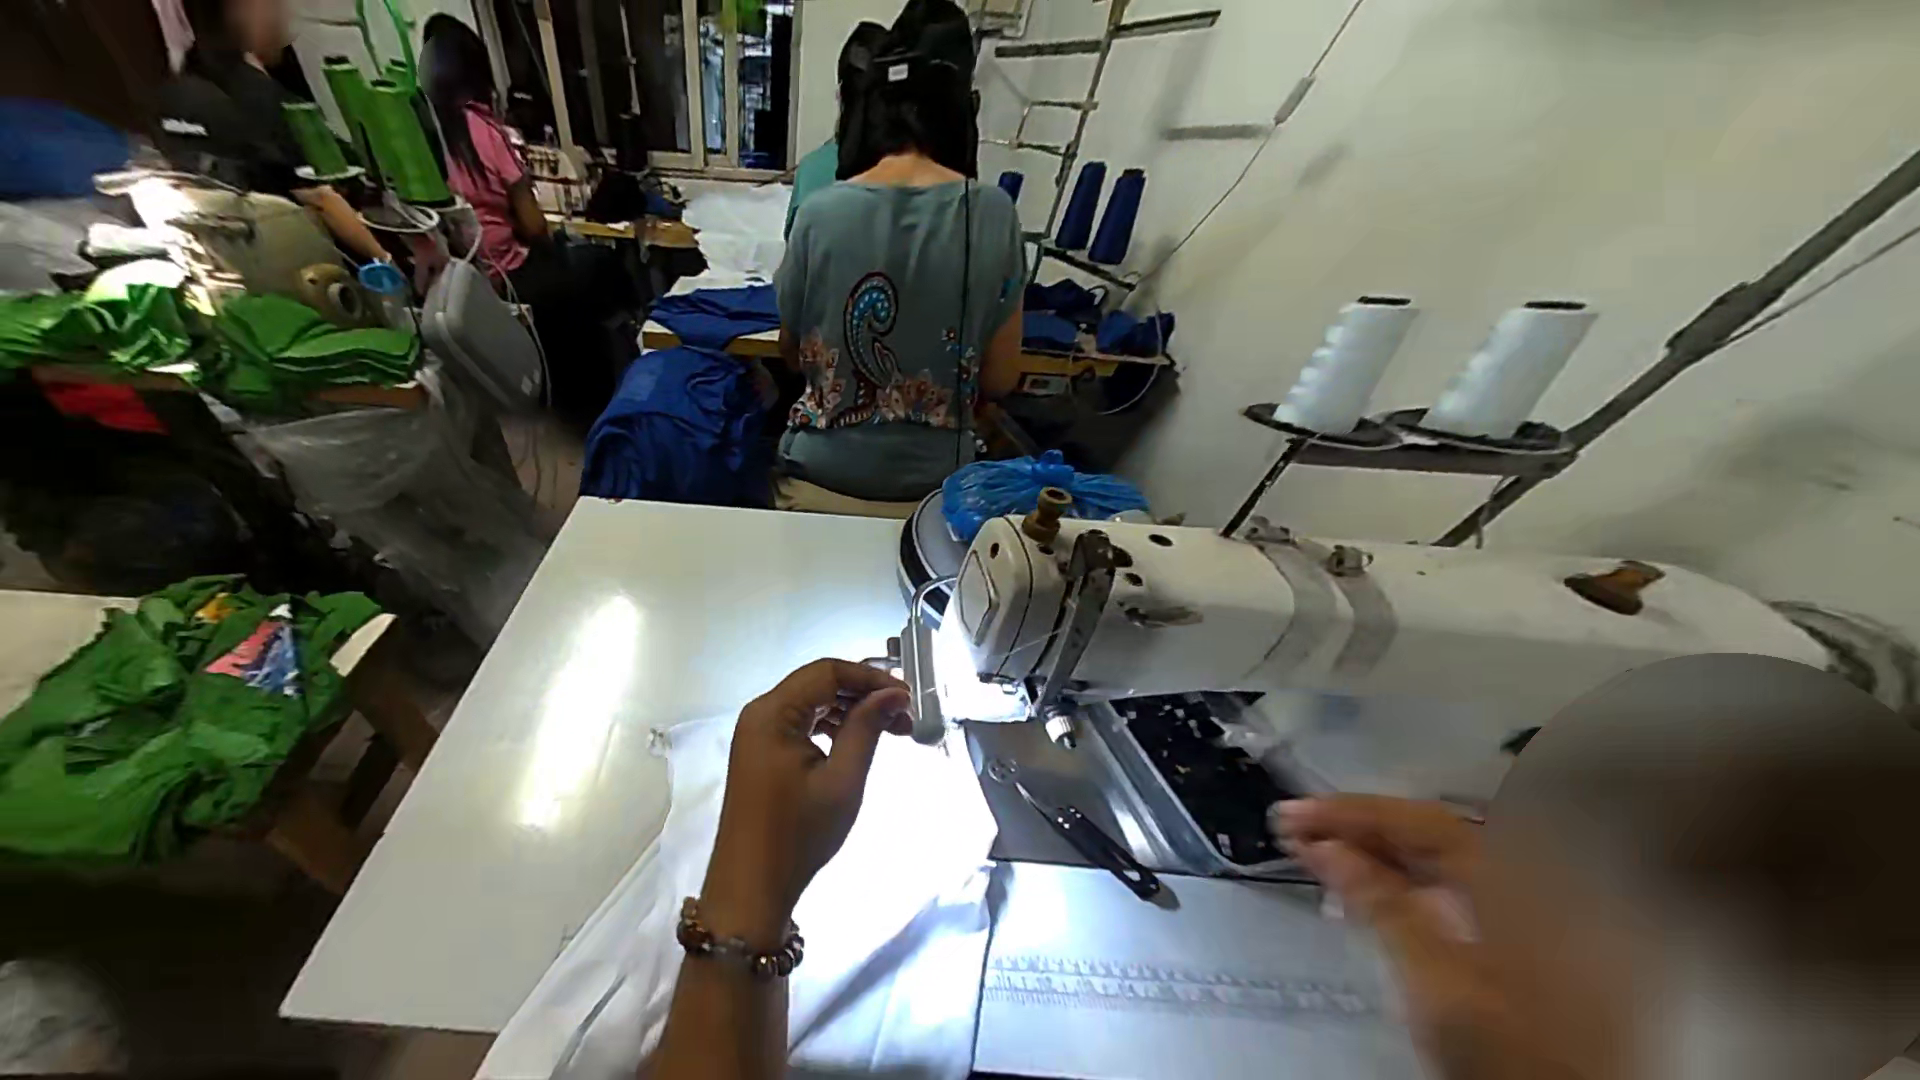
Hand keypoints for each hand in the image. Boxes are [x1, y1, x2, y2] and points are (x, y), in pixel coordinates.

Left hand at [700, 660, 912, 946]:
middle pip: (819, 683)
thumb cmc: (798, 836)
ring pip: (813, 701)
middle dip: (864, 694)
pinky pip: (802, 722)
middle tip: (904, 716)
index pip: (827, 672)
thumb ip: (868, 727)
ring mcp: (758, 733)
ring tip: (890, 730)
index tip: (906, 696)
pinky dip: (832, 725)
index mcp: (773, 713)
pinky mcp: (762, 752)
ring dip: (851, 709)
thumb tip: (895, 693)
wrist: (749, 893)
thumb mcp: (842, 780)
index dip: (870, 677)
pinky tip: (857, 741)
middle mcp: (761, 713)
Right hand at [1274, 797, 1543, 1079]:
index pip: (1419, 821)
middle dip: (1352, 827)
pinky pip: (1438, 883)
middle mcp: (1521, 880)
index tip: (1291, 812)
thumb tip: (1322, 846)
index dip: (1351, 811)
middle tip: (1290, 825)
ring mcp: (1517, 907)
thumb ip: (1380, 904)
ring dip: (1365, 849)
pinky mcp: (1505, 934)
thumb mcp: (1436, 981)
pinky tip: (1351, 879)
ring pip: (1428, 857)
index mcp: (1513, 880)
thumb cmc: (1506, 1048)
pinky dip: (1390, 876)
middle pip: (1422, 833)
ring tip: (1307, 847)